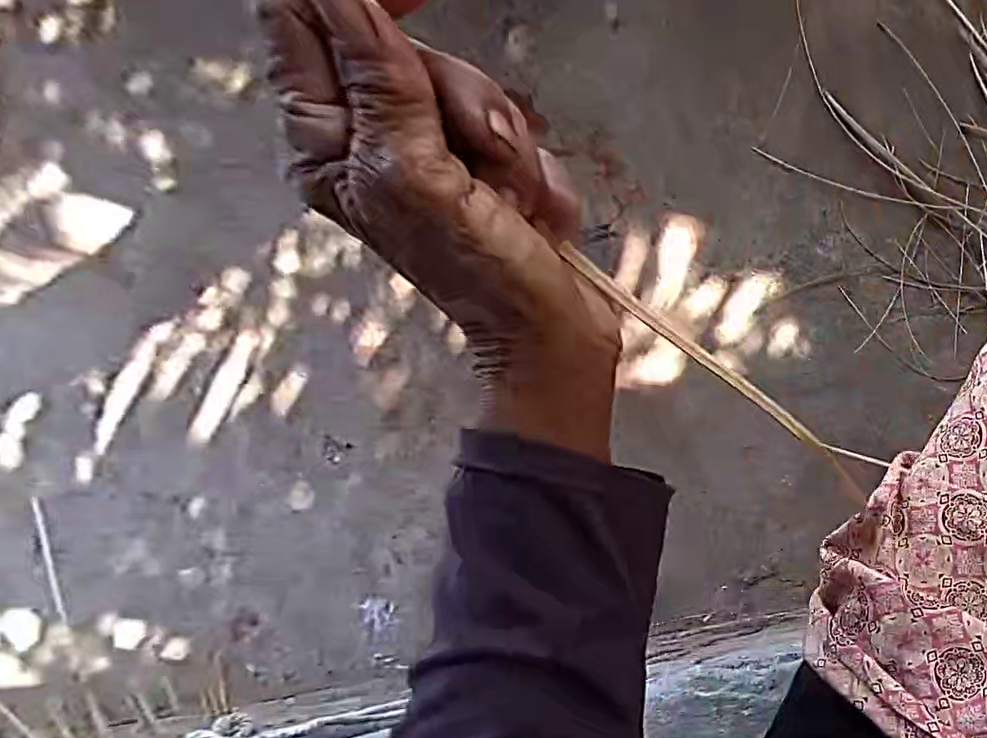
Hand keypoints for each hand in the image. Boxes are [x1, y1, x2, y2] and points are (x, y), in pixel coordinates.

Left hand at [256, 0, 620, 460]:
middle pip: (416, 58)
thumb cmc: (484, 282)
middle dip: (468, 107)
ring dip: (515, 158)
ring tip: (516, 210)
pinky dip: (544, 187)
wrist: (556, 337)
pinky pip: (531, 148)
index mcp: (333, 139)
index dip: (361, 7)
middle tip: (483, 165)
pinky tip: (537, 224)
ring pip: (485, 103)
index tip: (412, 4)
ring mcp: (453, 164)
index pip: (313, 25)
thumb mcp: (418, 179)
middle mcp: (388, 143)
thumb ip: (382, 85)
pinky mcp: (506, 182)